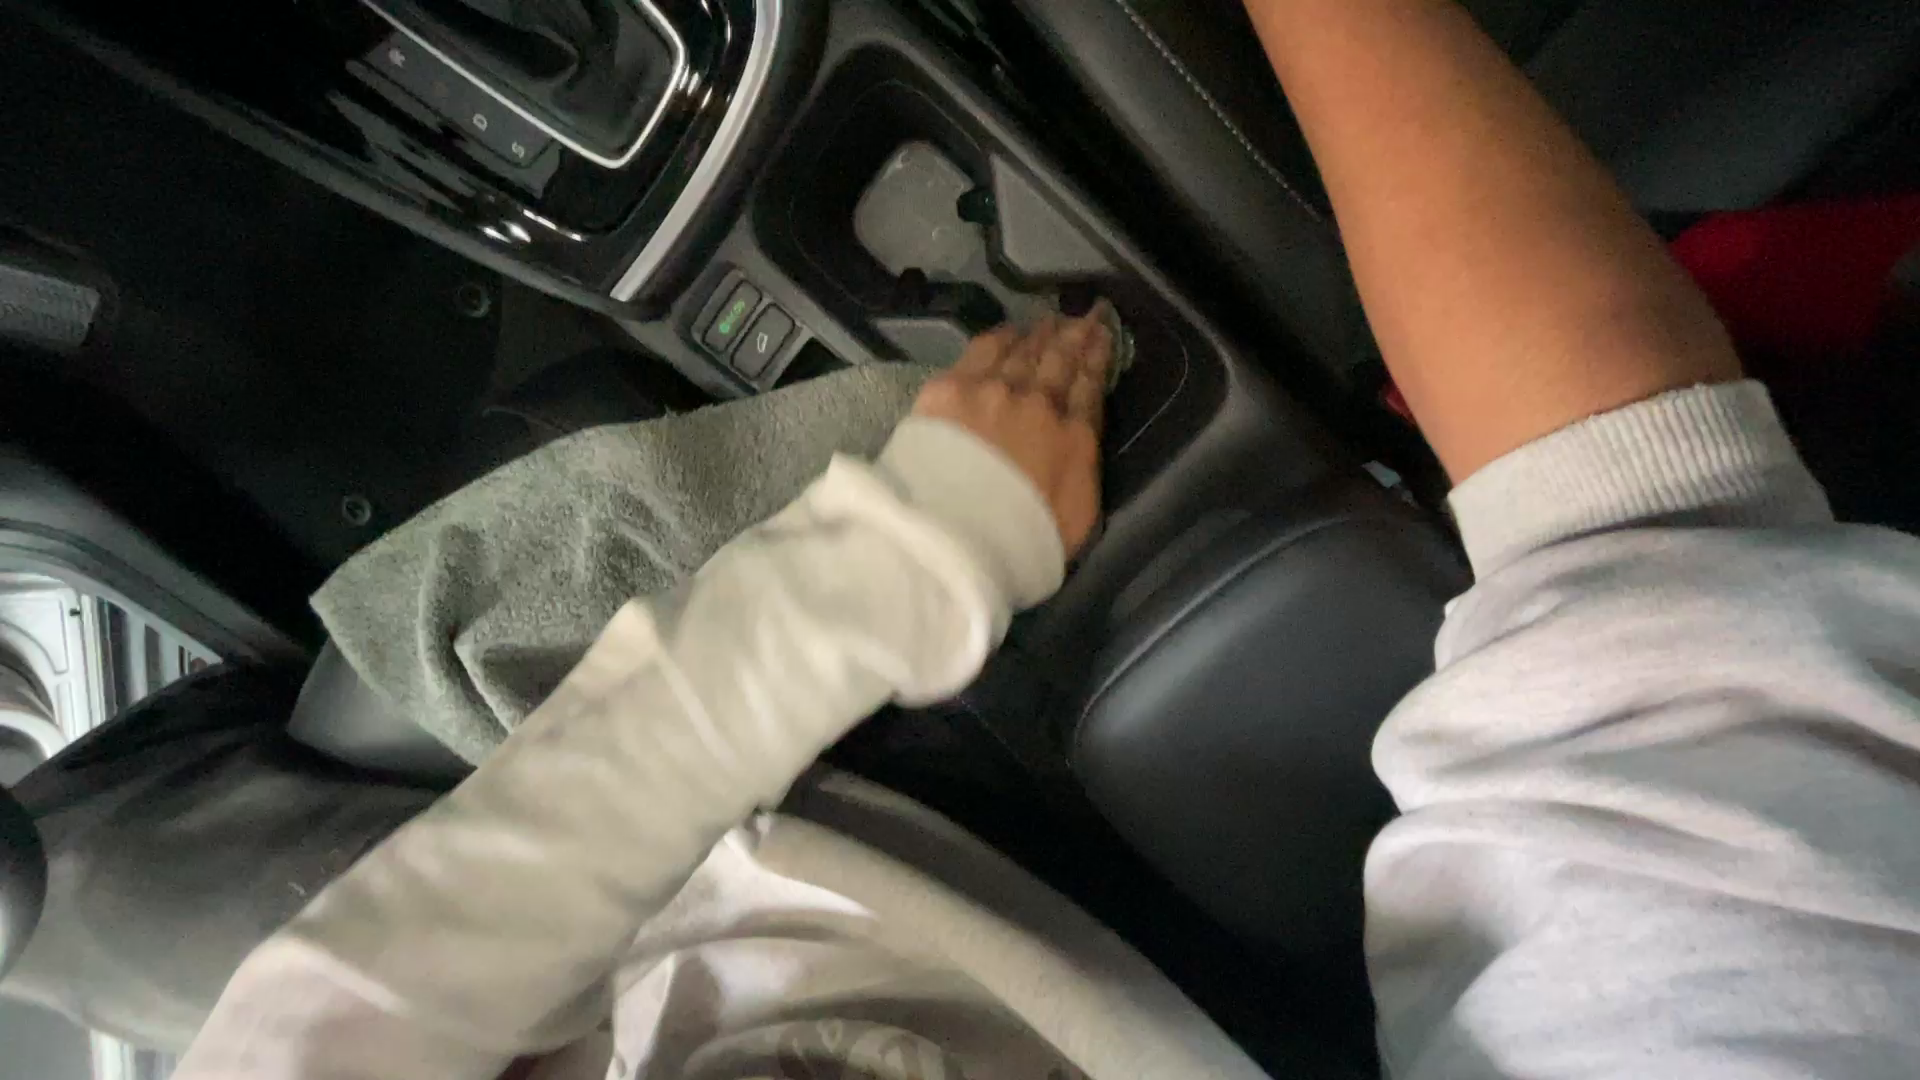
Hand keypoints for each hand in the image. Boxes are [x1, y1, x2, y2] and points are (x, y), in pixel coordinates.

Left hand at [910, 305, 1114, 556]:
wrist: (953, 540)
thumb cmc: (1021, 545)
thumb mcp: (1078, 521)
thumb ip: (1085, 476)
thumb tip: (1082, 443)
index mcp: (1074, 441)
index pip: (1089, 391)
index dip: (1098, 360)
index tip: (1103, 338)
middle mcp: (1039, 404)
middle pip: (1060, 362)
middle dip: (1075, 338)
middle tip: (1084, 318)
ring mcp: (993, 392)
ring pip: (1022, 352)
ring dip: (1040, 334)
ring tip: (1049, 322)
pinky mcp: (950, 390)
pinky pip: (981, 350)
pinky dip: (1000, 337)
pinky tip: (1007, 332)